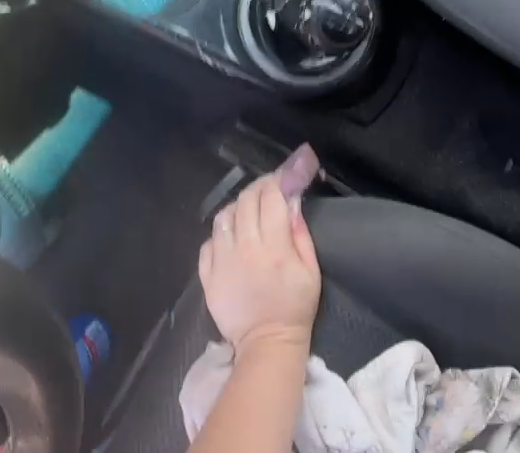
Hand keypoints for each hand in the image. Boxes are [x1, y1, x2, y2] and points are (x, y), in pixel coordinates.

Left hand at [198, 171, 320, 354]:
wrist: (267, 344)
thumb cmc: (295, 307)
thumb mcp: (311, 270)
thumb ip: (300, 233)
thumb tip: (292, 201)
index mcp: (274, 247)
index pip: (271, 197)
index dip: (278, 179)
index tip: (284, 175)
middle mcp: (245, 248)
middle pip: (246, 200)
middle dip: (259, 187)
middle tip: (268, 188)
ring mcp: (222, 261)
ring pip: (223, 217)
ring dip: (237, 206)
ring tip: (248, 210)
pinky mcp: (207, 276)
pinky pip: (208, 242)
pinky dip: (220, 233)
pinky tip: (231, 236)